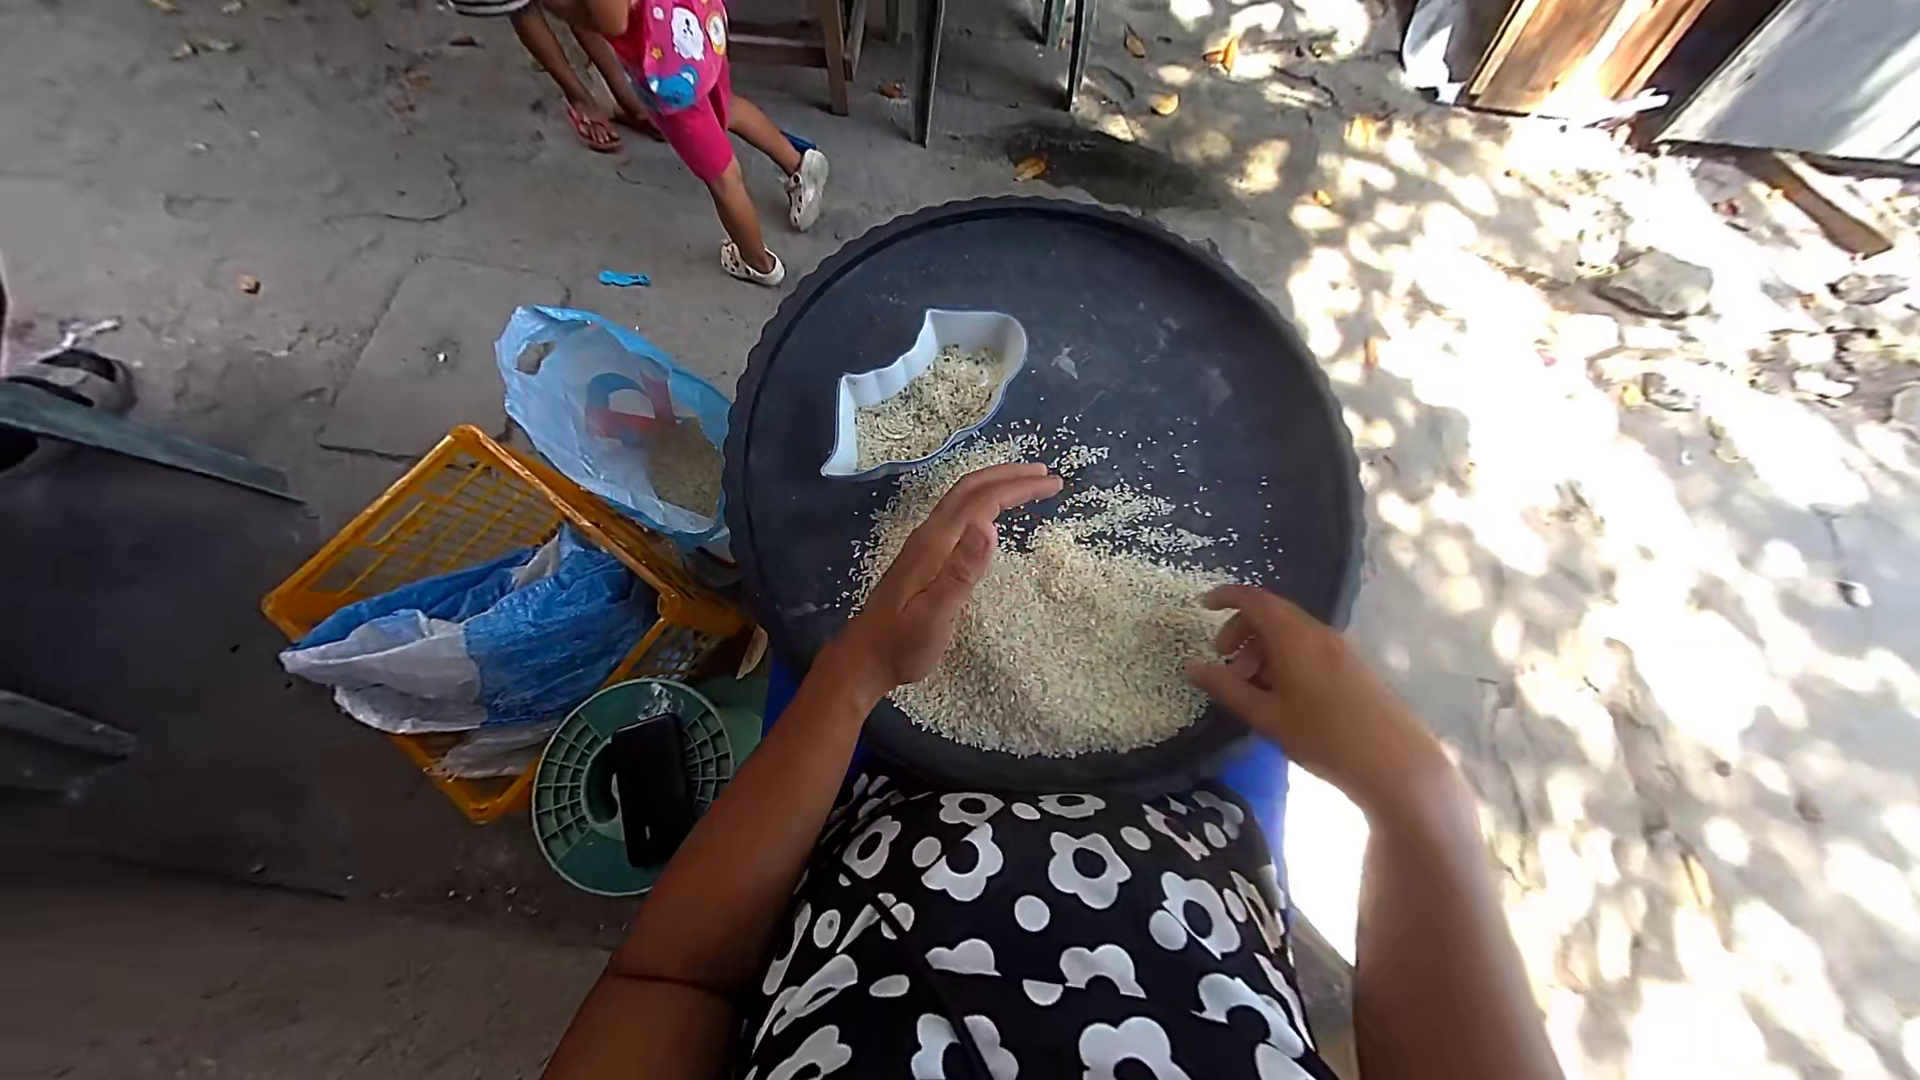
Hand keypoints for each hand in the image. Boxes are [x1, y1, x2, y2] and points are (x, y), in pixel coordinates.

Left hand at [829, 463, 1062, 698]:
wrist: (866, 656)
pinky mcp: (925, 554)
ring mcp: (925, 542)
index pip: (983, 500)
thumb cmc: (904, 644)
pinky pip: (959, 512)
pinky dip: (984, 501)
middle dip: (1010, 476)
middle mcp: (930, 534)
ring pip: (963, 497)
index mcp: (936, 544)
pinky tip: (993, 514)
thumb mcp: (936, 615)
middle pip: (971, 488)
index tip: (1053, 483)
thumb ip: (962, 571)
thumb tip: (989, 525)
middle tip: (1047, 474)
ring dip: (997, 484)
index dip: (1019, 487)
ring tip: (1027, 484)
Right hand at [1185, 585, 1455, 820]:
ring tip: (1252, 687)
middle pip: (1270, 613)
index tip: (1201, 607)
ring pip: (1289, 632)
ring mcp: (1340, 648)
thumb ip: (1225, 687)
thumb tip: (1191, 666)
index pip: (1253, 599)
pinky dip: (1284, 657)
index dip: (1224, 597)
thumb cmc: (1324, 739)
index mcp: (1295, 638)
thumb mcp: (1265, 715)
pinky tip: (1282, 694)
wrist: (1400, 768)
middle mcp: (1318, 633)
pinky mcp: (1353, 665)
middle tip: (1225, 663)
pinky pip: (1308, 646)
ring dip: (1261, 648)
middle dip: (1240, 631)